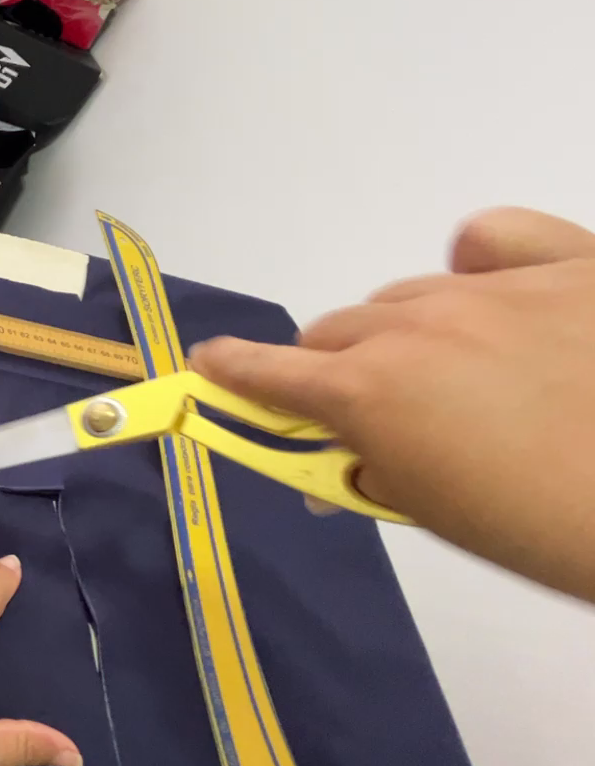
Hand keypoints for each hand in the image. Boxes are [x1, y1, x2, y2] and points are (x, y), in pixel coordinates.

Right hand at [189, 207, 594, 601]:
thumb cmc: (559, 530)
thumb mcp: (434, 511)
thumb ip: (364, 466)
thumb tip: (339, 454)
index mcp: (362, 392)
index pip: (257, 369)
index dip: (227, 369)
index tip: (209, 368)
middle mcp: (410, 329)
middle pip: (332, 330)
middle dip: (339, 365)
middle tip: (387, 405)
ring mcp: (496, 291)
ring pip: (405, 294)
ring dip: (409, 328)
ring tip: (472, 364)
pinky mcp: (578, 269)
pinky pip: (493, 235)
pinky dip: (480, 258)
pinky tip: (503, 288)